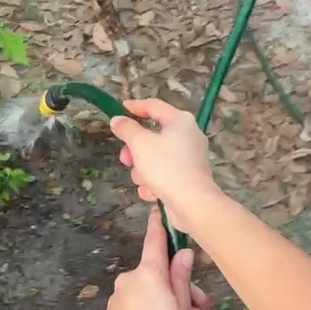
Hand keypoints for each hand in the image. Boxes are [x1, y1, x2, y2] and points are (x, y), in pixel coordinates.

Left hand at [94, 208, 212, 309]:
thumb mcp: (181, 308)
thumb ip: (181, 278)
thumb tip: (182, 253)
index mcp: (147, 273)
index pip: (154, 240)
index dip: (159, 225)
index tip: (158, 210)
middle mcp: (128, 280)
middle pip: (158, 273)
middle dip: (180, 285)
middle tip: (201, 308)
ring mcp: (117, 299)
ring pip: (149, 292)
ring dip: (168, 302)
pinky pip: (136, 306)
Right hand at [108, 98, 221, 231]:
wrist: (192, 203)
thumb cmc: (166, 167)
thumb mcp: (140, 144)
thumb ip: (126, 129)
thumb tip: (117, 120)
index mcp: (180, 121)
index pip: (154, 106)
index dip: (135, 106)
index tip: (120, 109)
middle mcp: (187, 136)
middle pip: (152, 136)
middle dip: (135, 151)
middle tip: (125, 158)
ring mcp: (188, 158)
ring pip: (154, 158)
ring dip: (143, 171)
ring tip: (144, 181)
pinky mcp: (186, 178)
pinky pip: (162, 174)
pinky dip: (154, 183)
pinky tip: (153, 193)